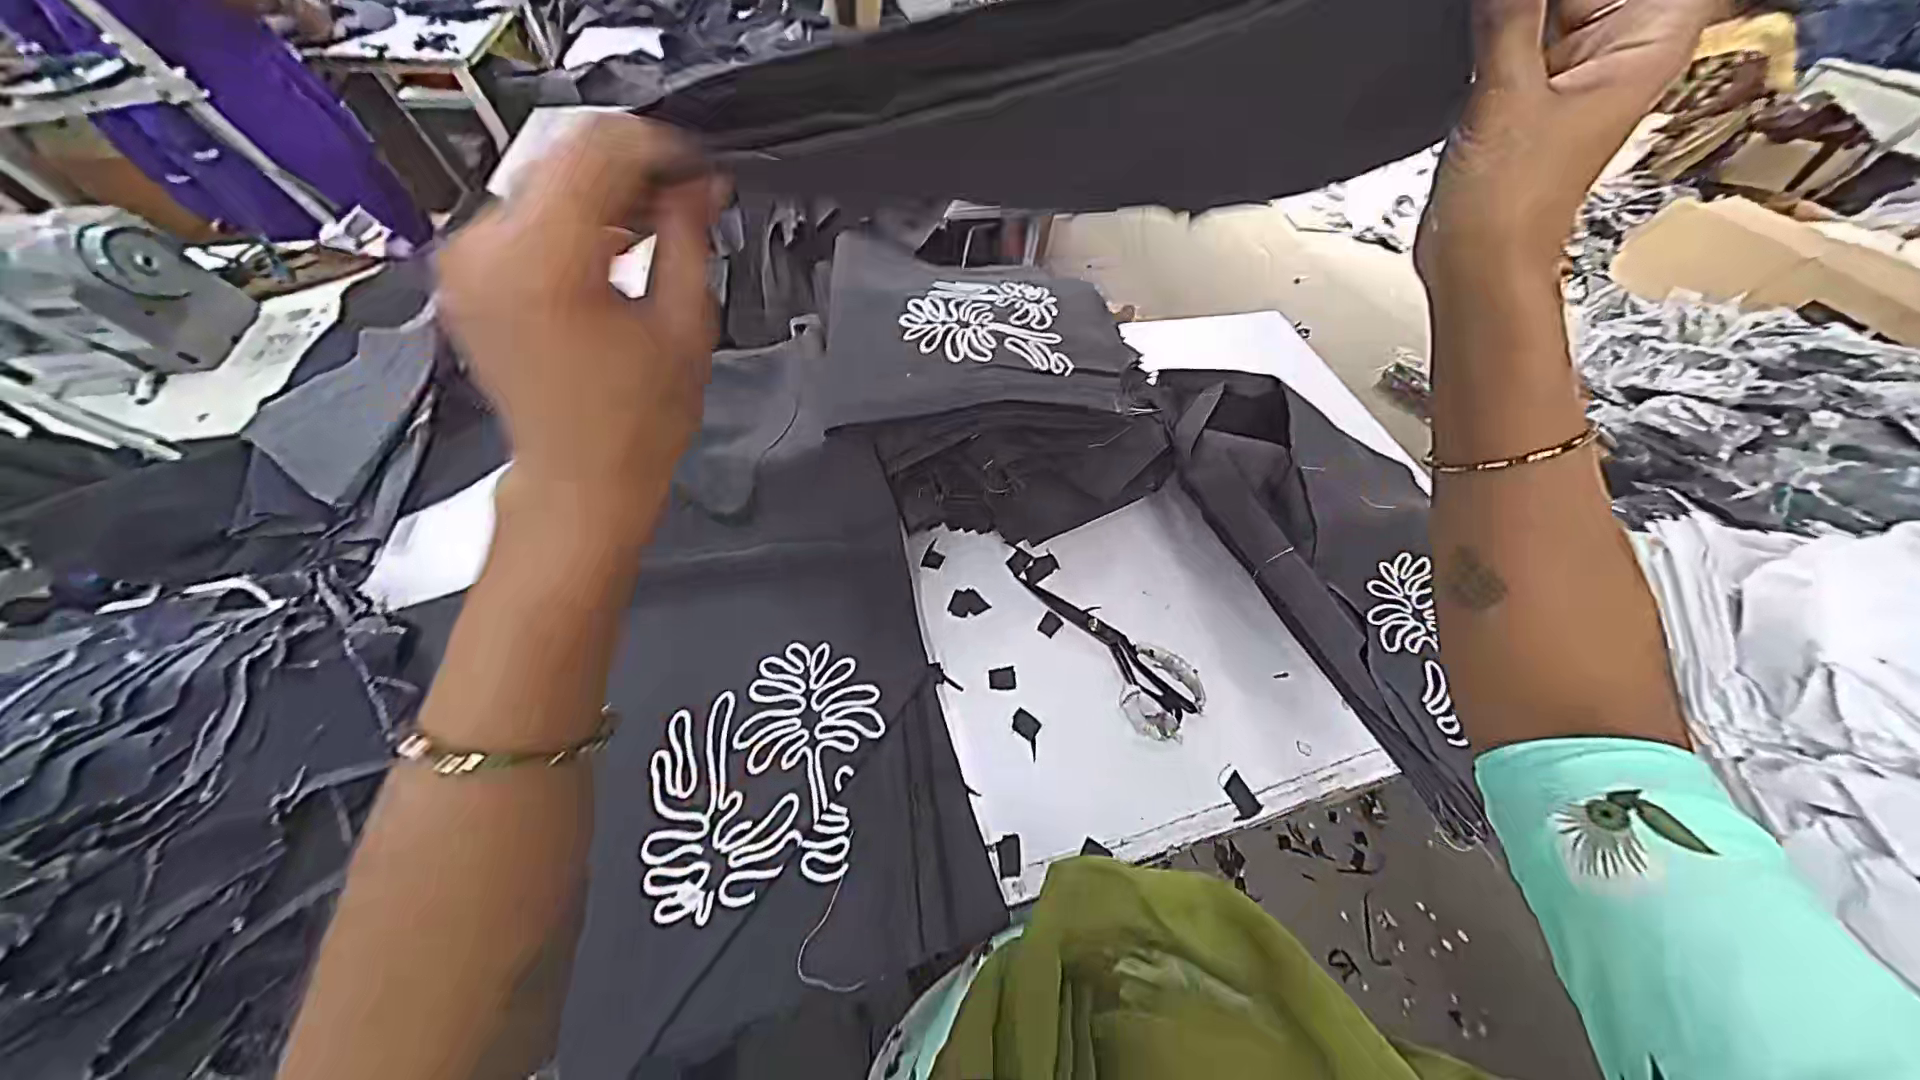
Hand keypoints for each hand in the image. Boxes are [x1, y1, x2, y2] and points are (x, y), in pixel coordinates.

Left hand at [437, 115, 723, 529]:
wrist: (581, 480)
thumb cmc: (630, 431)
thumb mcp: (684, 328)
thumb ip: (689, 241)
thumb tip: (699, 190)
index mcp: (545, 265)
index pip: (598, 151)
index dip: (658, 149)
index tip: (693, 166)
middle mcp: (487, 255)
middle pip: (563, 158)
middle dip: (631, 171)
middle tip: (684, 198)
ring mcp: (468, 267)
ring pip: (540, 184)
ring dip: (602, 196)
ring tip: (655, 228)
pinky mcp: (467, 281)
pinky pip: (519, 220)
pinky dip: (570, 222)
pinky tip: (613, 249)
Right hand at [1416, 0, 1722, 279]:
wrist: (1473, 261)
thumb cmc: (1510, 208)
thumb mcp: (1505, 98)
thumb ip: (1508, 18)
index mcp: (1651, 34)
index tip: (1512, 10)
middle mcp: (1616, 49)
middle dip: (1527, 9)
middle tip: (1494, 22)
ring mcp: (1565, 75)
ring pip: (1540, 14)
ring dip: (1505, 21)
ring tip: (1490, 59)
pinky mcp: (1522, 98)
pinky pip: (1511, 45)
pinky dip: (1488, 42)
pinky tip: (1472, 53)